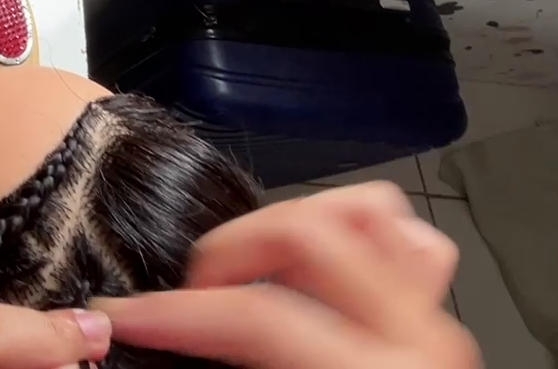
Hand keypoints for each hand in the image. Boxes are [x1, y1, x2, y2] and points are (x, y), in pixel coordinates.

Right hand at [93, 182, 478, 368]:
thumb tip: (138, 346)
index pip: (257, 317)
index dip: (175, 313)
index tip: (125, 315)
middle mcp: (419, 346)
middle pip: (302, 232)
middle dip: (225, 249)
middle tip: (193, 293)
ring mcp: (433, 325)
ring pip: (362, 212)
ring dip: (285, 228)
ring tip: (246, 271)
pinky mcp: (432, 321)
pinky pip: (399, 236)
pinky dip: (344, 231)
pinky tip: (303, 270)